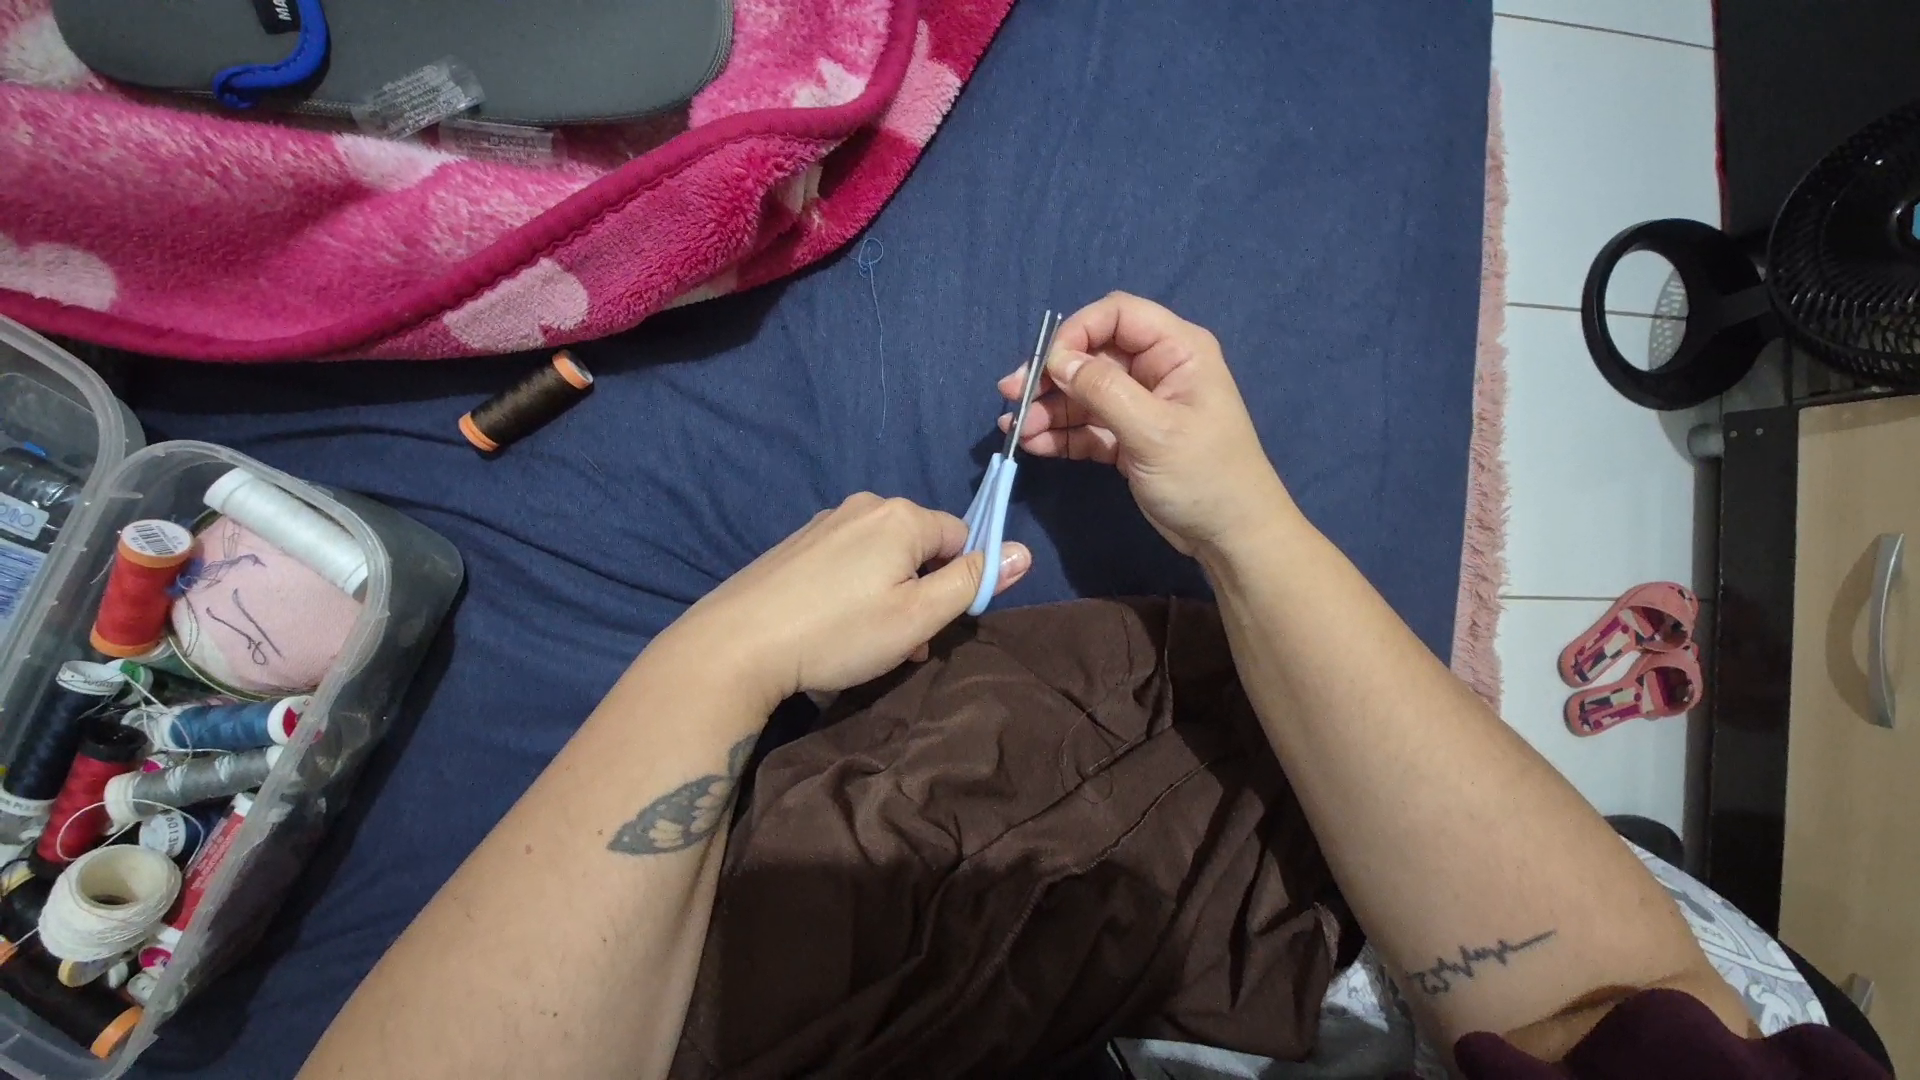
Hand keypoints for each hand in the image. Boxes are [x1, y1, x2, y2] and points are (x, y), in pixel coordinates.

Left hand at [659, 494, 1029, 706]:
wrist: (736, 645)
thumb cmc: (838, 632)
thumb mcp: (918, 616)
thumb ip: (973, 581)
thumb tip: (1023, 551)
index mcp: (901, 516)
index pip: (962, 537)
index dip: (962, 581)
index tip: (940, 622)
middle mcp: (865, 506)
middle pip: (921, 546)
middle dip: (924, 592)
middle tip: (905, 643)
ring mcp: (825, 523)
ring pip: (884, 558)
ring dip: (891, 596)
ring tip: (870, 644)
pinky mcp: (797, 544)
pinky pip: (849, 561)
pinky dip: (856, 590)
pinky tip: (836, 626)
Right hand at [998, 292, 1292, 556]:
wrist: (1229, 537)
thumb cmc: (1205, 476)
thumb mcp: (1154, 431)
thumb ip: (1104, 391)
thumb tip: (1056, 361)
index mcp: (1176, 351)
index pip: (1117, 316)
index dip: (1076, 333)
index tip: (1044, 366)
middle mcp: (1155, 370)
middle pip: (1091, 355)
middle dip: (1050, 376)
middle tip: (1011, 396)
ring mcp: (1139, 406)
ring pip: (1081, 394)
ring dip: (1047, 409)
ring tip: (1016, 430)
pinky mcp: (1126, 439)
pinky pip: (1085, 426)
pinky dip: (1059, 434)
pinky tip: (1033, 445)